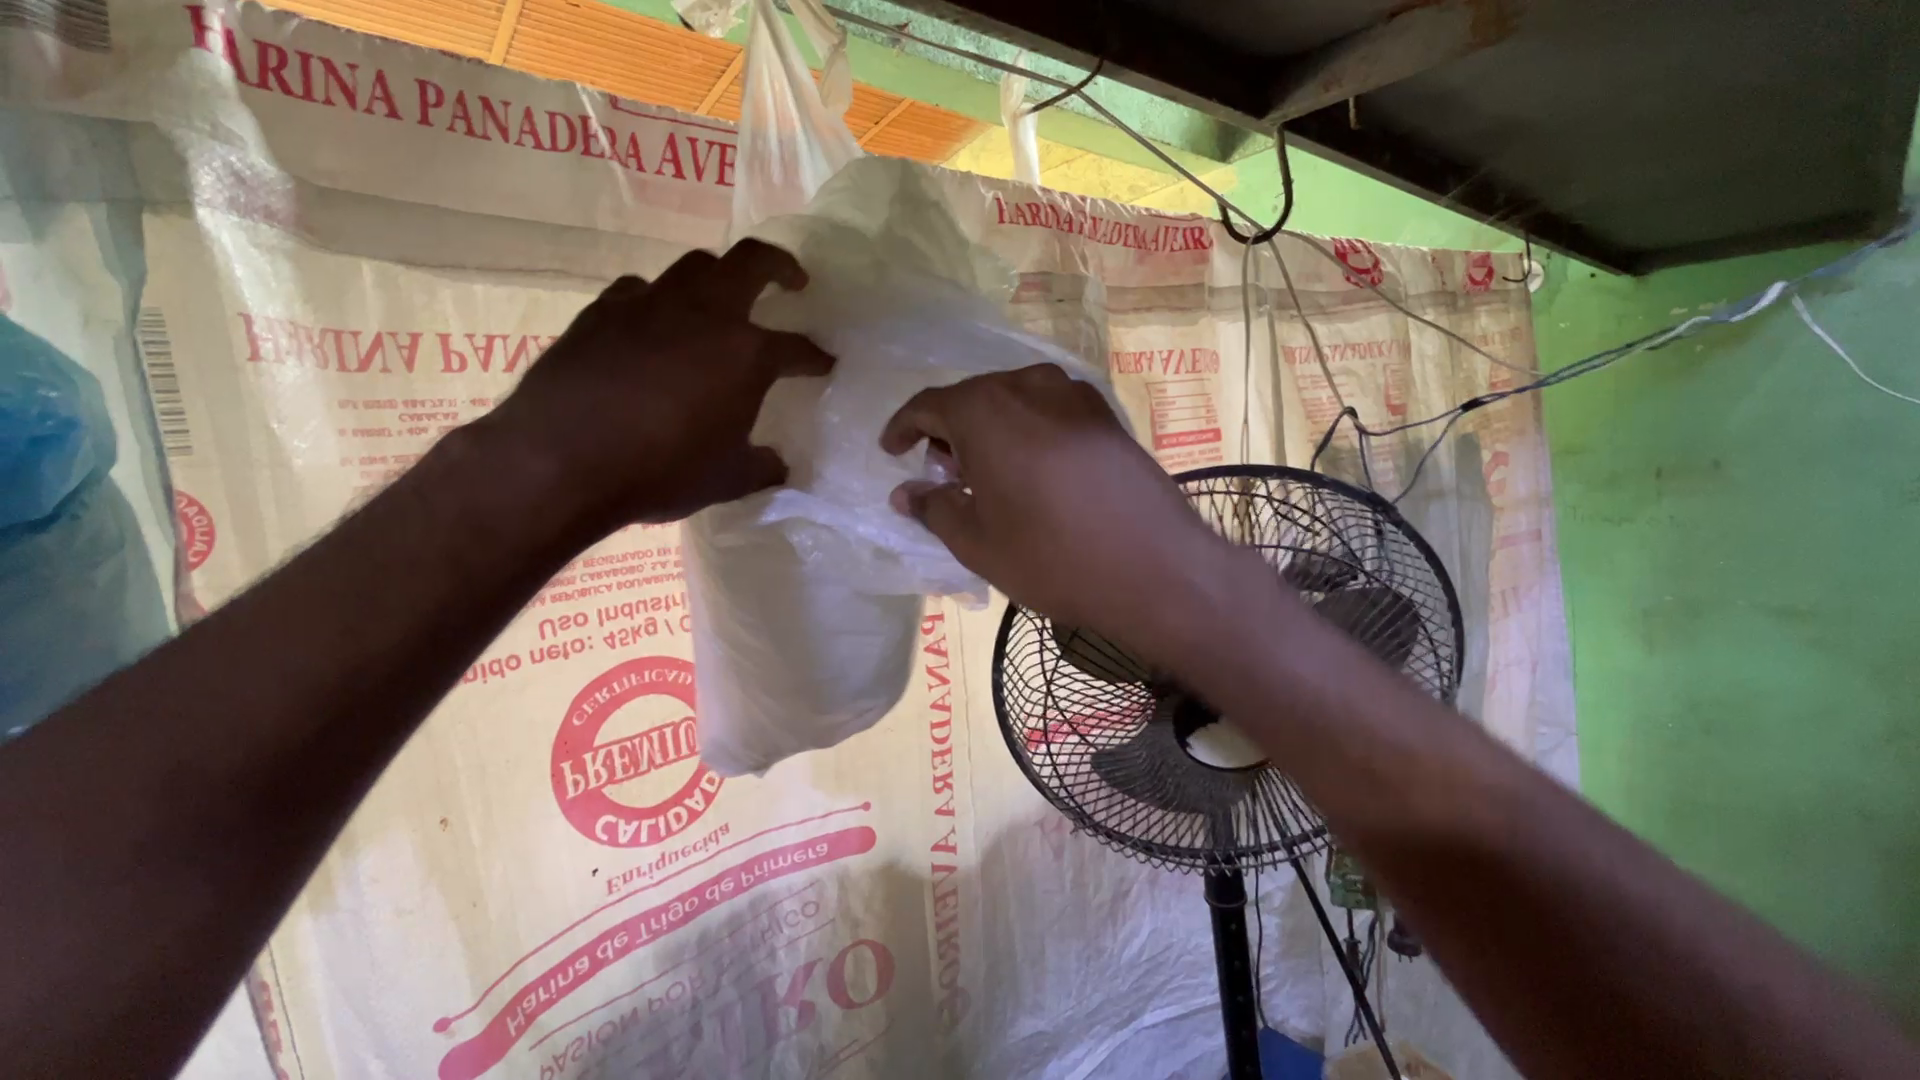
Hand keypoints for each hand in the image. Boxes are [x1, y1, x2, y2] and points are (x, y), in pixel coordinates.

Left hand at [483, 240, 833, 530]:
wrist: (561, 459)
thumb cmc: (660, 471)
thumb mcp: (726, 480)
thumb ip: (761, 467)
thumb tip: (779, 466)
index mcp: (747, 353)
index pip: (797, 348)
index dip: (815, 357)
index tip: (824, 363)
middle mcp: (705, 313)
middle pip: (752, 261)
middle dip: (780, 266)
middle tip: (792, 281)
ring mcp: (651, 304)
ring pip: (695, 265)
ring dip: (717, 276)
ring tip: (720, 299)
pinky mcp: (603, 310)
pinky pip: (640, 290)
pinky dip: (656, 301)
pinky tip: (651, 323)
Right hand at [880, 365, 1254, 668]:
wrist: (1156, 566)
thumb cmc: (1052, 557)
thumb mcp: (977, 542)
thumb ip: (933, 508)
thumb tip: (904, 493)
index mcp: (984, 410)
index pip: (927, 405)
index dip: (903, 428)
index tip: (891, 450)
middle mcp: (1027, 385)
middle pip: (972, 398)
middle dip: (949, 432)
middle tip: (943, 474)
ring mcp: (1074, 395)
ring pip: (1013, 401)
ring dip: (991, 430)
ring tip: (989, 475)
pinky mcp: (1106, 414)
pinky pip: (1049, 411)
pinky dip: (1028, 431)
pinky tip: (1034, 470)